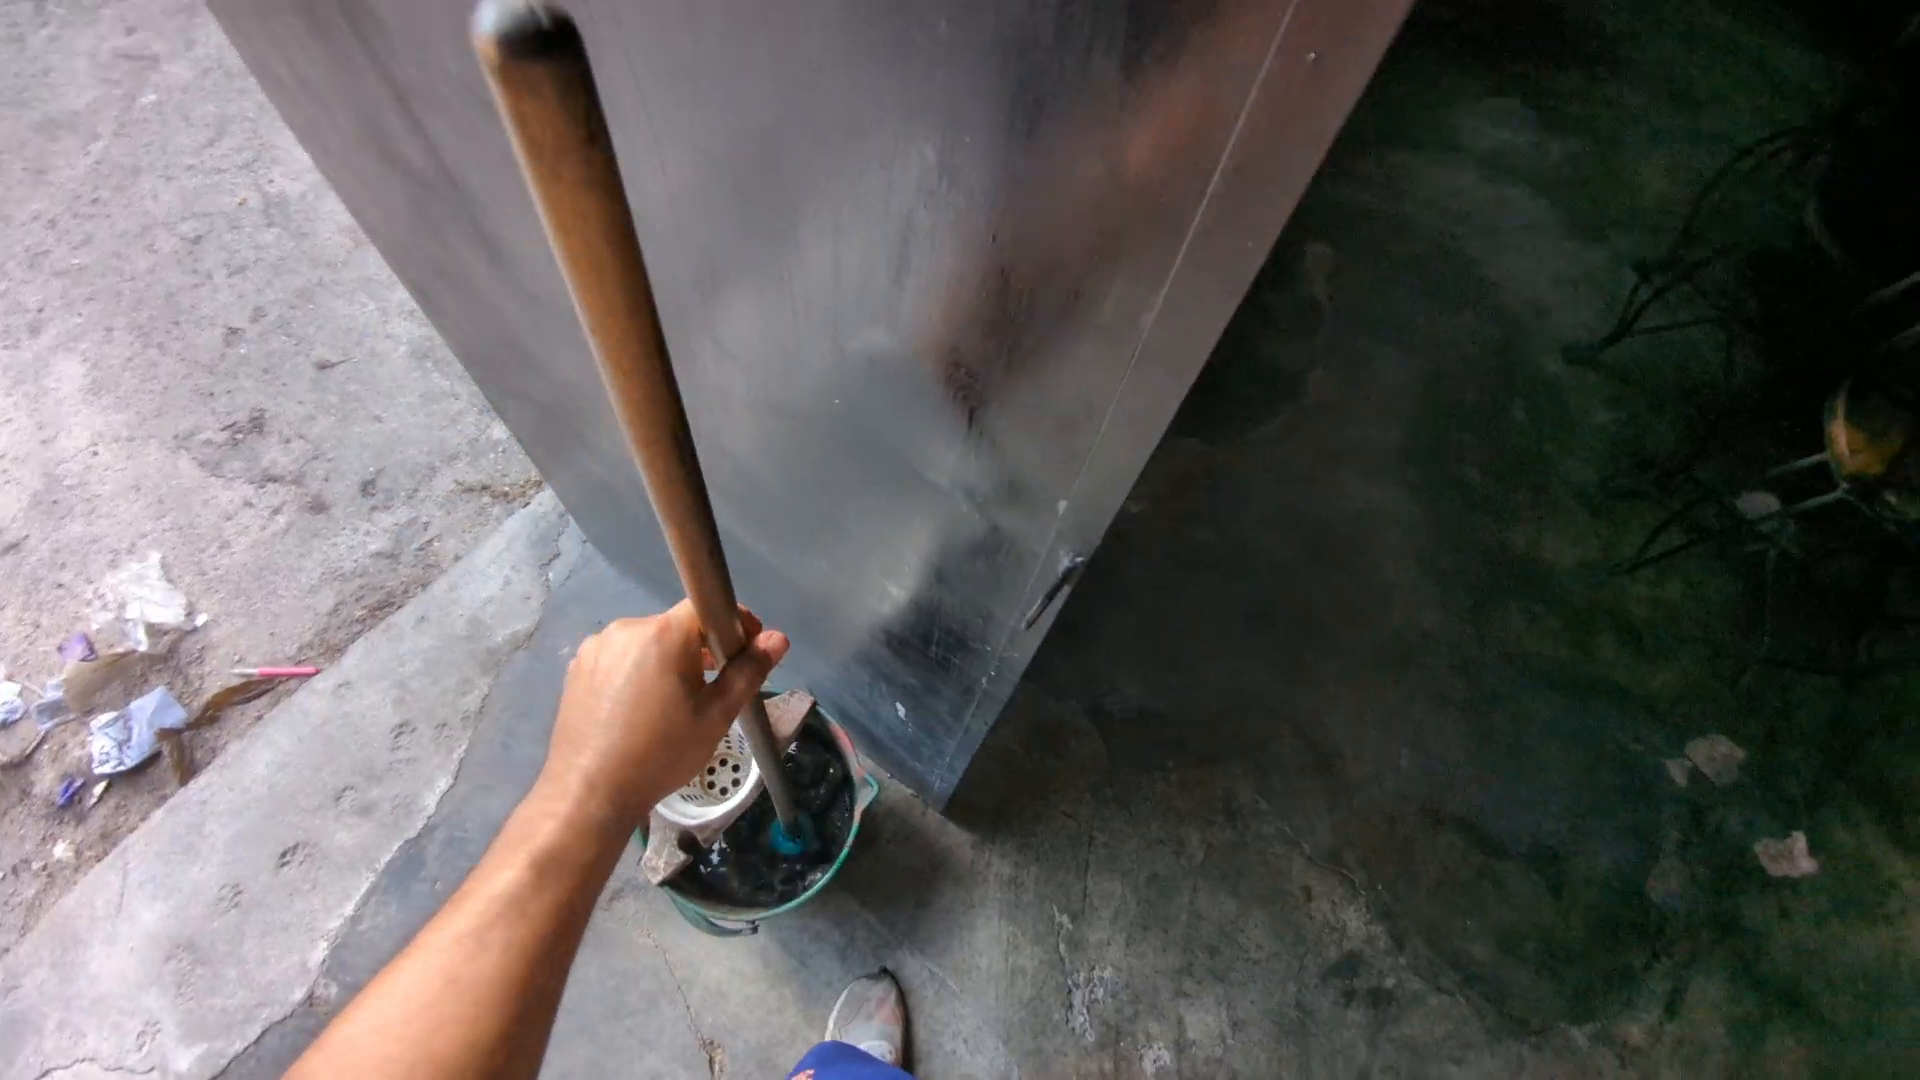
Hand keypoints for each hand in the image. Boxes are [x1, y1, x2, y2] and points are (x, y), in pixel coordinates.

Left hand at [537, 599, 788, 835]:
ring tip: (675, 703)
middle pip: (677, 626)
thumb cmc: (662, 753)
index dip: (733, 624)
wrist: (589, 794)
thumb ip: (749, 671)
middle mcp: (626, 629)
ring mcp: (597, 647)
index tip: (746, 653)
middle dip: (701, 648)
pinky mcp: (578, 668)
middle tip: (713, 688)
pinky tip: (641, 707)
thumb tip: (779, 638)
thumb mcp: (717, 715)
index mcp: (663, 634)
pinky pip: (622, 657)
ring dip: (669, 660)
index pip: (707, 607)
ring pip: (649, 642)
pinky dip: (639, 671)